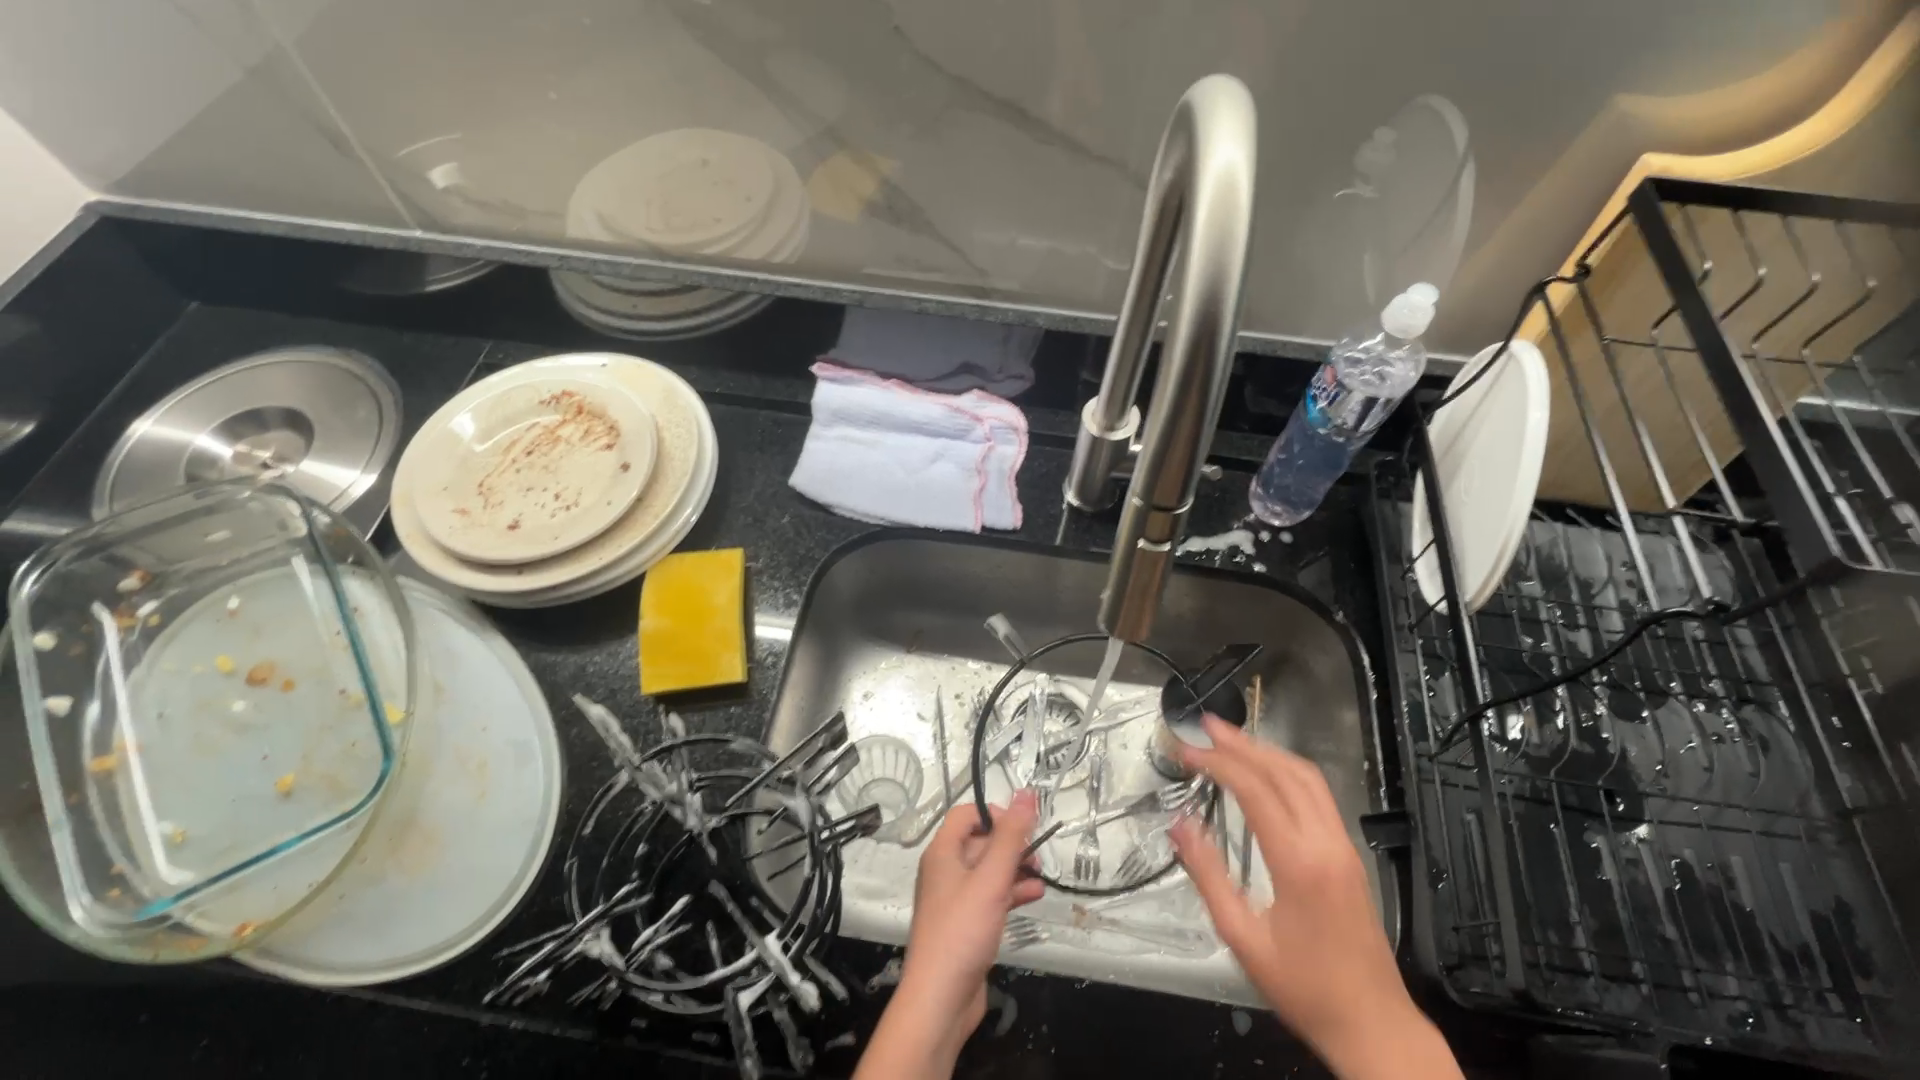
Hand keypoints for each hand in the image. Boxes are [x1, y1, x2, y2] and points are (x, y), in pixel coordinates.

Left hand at [854, 792, 1042, 1079]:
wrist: (941, 998)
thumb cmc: (962, 931)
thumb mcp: (991, 878)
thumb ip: (1011, 836)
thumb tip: (1027, 792)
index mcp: (942, 852)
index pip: (967, 815)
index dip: (996, 815)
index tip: (1024, 829)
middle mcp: (945, 870)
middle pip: (981, 842)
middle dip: (1012, 845)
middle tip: (1039, 858)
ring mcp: (955, 899)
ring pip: (989, 871)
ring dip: (1016, 870)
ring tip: (1042, 879)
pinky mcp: (966, 923)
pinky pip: (991, 896)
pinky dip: (1012, 893)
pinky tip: (1034, 897)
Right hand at [1172, 715, 1460, 1079]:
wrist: (1372, 1024)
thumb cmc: (1303, 988)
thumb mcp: (1242, 938)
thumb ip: (1209, 876)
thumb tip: (1181, 825)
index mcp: (1299, 862)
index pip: (1255, 790)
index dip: (1218, 762)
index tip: (1187, 748)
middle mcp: (1327, 843)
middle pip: (1285, 772)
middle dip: (1243, 744)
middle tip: (1206, 726)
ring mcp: (1344, 847)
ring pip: (1309, 779)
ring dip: (1268, 752)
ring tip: (1231, 739)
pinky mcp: (1350, 856)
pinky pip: (1320, 797)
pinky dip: (1288, 772)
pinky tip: (1266, 773)